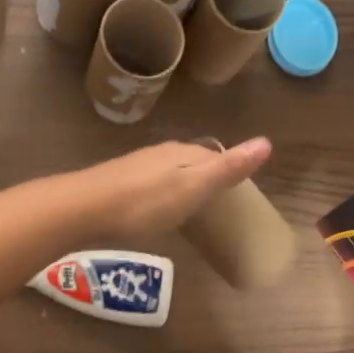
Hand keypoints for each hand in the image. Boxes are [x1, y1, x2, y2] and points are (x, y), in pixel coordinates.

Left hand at [64, 138, 272, 237]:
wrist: (87, 209)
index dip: (229, 169)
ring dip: (182, 185)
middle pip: (192, 161)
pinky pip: (151, 185)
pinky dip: (161, 194)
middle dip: (205, 176)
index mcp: (184, 153)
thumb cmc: (145, 203)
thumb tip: (266, 142)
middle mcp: (161, 153)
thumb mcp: (193, 188)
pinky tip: (157, 210)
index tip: (240, 190)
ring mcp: (138, 166)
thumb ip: (227, 169)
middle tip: (218, 201)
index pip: (215, 155)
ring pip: (169, 171)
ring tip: (191, 207)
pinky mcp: (119, 183)